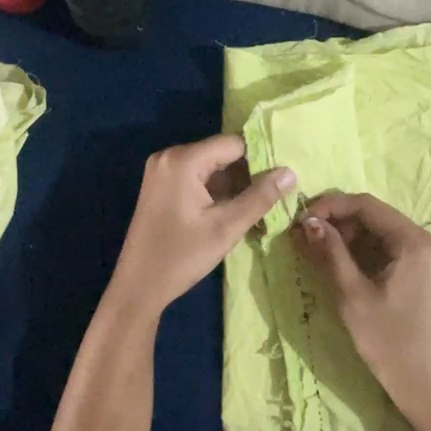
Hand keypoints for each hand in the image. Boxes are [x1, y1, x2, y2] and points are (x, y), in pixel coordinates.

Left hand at [107, 135, 295, 312]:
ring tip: (263, 203)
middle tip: (277, 193)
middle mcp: (169, 157)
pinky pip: (196, 179)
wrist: (139, 286)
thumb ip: (260, 197)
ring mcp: (162, 172)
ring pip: (210, 168)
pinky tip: (237, 209)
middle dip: (249, 172)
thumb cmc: (181, 256)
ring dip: (234, 184)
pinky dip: (217, 191)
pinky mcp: (160, 188)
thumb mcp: (226, 227)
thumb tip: (291, 172)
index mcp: (183, 160)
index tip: (284, 177)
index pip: (233, 144)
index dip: (262, 157)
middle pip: (221, 154)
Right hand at [294, 192, 430, 399]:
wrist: (422, 381)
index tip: (300, 219)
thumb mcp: (352, 294)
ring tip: (313, 249)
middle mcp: (427, 240)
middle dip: (336, 222)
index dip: (330, 207)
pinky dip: (361, 250)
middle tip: (302, 236)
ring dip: (346, 236)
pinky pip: (387, 247)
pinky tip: (336, 261)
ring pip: (378, 231)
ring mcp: (428, 254)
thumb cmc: (387, 340)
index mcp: (416, 242)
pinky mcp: (423, 268)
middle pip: (374, 216)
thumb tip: (307, 221)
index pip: (367, 206)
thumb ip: (330, 252)